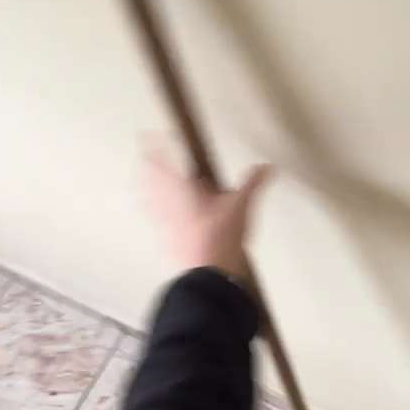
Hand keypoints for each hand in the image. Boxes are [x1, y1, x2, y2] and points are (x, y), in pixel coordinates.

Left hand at [141, 136, 270, 282]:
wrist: (208, 274)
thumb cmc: (219, 237)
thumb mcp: (241, 205)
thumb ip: (253, 183)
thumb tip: (266, 168)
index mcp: (180, 187)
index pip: (161, 159)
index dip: (153, 145)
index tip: (147, 136)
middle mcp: (165, 202)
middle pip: (147, 178)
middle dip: (146, 166)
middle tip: (143, 157)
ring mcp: (162, 222)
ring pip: (146, 200)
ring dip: (145, 189)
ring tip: (143, 183)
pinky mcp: (164, 240)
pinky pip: (153, 223)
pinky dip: (151, 215)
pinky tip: (154, 218)